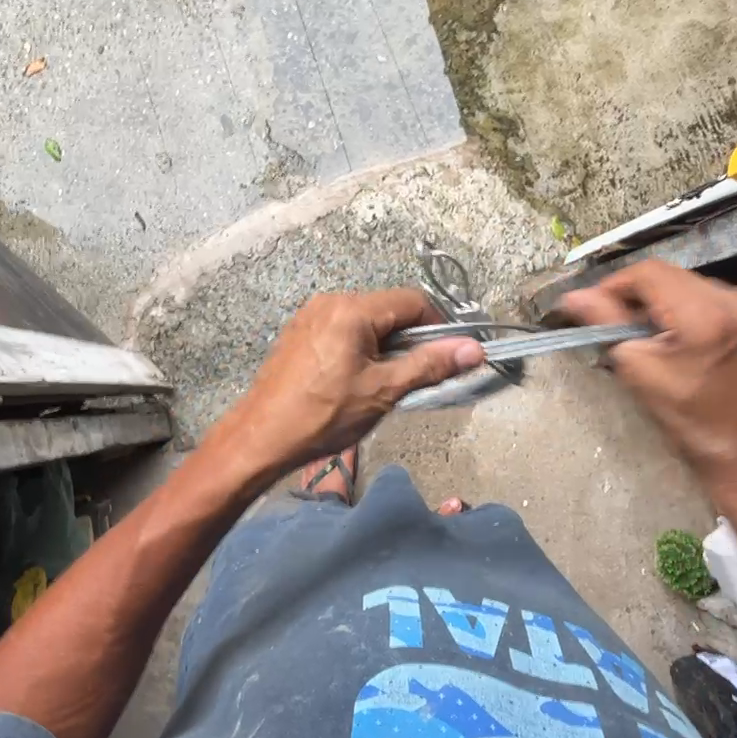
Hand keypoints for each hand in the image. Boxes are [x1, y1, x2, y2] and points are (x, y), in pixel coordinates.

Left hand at [214, 289, 485, 475]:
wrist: (261, 437)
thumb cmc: (324, 416)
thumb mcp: (383, 391)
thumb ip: (430, 365)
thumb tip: (475, 349)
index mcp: (352, 309)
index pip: (413, 300)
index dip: (438, 326)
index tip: (448, 357)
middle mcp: (330, 301)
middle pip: (389, 308)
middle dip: (410, 338)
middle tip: (415, 377)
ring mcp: (311, 315)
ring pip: (367, 320)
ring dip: (386, 345)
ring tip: (384, 384)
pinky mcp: (300, 332)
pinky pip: (343, 329)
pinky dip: (361, 347)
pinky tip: (356, 380)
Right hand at [552, 261, 736, 499]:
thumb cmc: (690, 420)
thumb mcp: (639, 371)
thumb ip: (606, 324)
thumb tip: (573, 297)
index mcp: (707, 319)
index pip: (650, 273)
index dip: (618, 285)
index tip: (601, 306)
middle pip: (678, 277)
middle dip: (648, 297)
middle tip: (630, 325)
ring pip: (704, 287)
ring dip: (679, 304)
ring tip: (669, 336)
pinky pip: (732, 300)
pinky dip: (710, 313)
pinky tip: (704, 340)